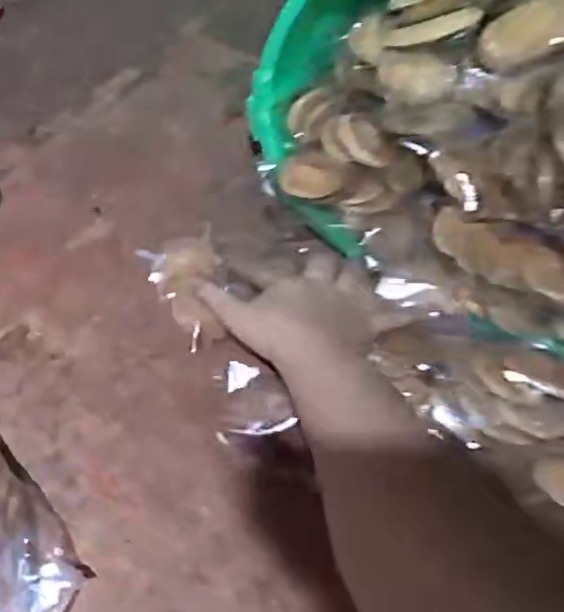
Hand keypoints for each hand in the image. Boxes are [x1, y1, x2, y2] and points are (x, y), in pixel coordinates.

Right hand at [195, 252, 391, 372]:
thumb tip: (189, 279)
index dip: (245, 263)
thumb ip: (213, 297)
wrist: (316, 355)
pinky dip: (406, 312)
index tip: (232, 257)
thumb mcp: (233, 315)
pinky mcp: (371, 321)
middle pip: (322, 264)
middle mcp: (319, 284)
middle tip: (316, 256)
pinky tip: (421, 308)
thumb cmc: (271, 333)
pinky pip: (394, 315)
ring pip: (357, 278)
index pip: (260, 269)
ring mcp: (349, 301)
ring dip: (356, 272)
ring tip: (355, 267)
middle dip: (318, 258)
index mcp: (285, 282)